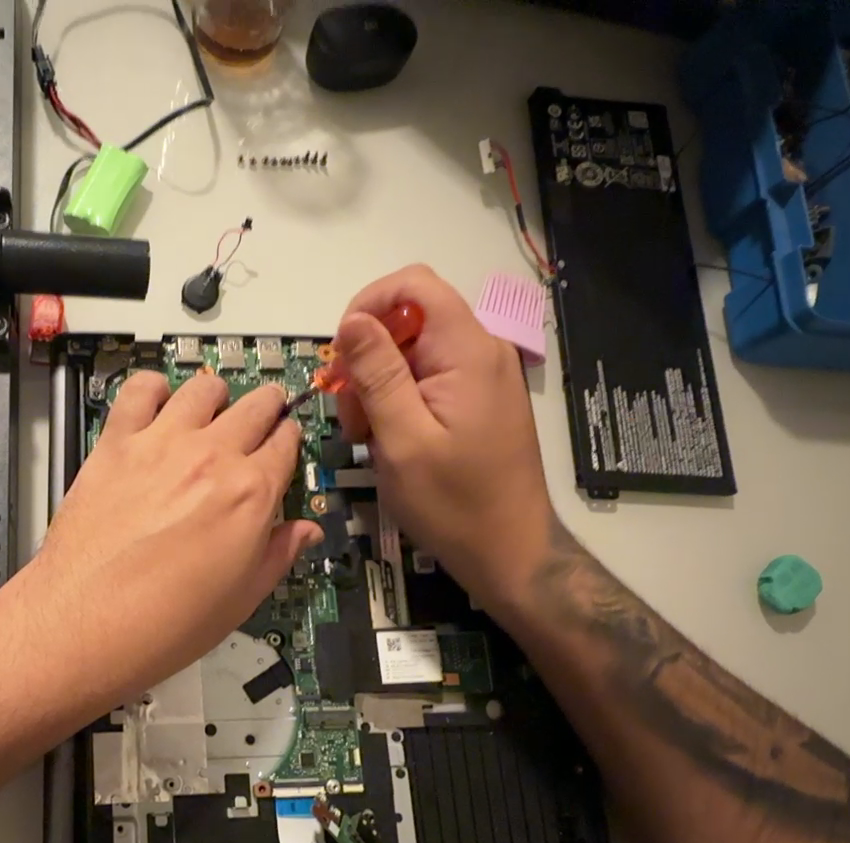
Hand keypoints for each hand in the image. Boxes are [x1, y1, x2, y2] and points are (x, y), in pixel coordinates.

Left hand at [0, 371, 322, 715]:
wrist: (84, 624)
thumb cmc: (159, 623)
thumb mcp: (239, 600)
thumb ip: (277, 555)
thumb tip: (303, 534)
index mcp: (251, 495)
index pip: (288, 444)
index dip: (290, 443)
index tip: (284, 447)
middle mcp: (211, 458)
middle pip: (256, 405)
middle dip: (267, 408)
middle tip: (261, 419)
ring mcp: (161, 445)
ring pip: (204, 389)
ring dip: (216, 395)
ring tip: (213, 408)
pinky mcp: (115, 445)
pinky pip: (139, 390)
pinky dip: (153, 388)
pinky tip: (157, 402)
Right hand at [334, 264, 554, 610]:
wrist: (508, 552)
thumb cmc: (453, 502)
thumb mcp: (402, 439)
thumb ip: (377, 374)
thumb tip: (352, 320)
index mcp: (466, 351)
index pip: (413, 284)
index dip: (367, 305)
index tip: (340, 356)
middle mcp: (479, 352)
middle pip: (408, 320)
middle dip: (366, 359)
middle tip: (352, 416)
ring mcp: (479, 378)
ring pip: (410, 354)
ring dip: (376, 387)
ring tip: (368, 438)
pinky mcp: (475, 402)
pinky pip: (425, 380)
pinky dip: (396, 403)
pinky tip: (388, 442)